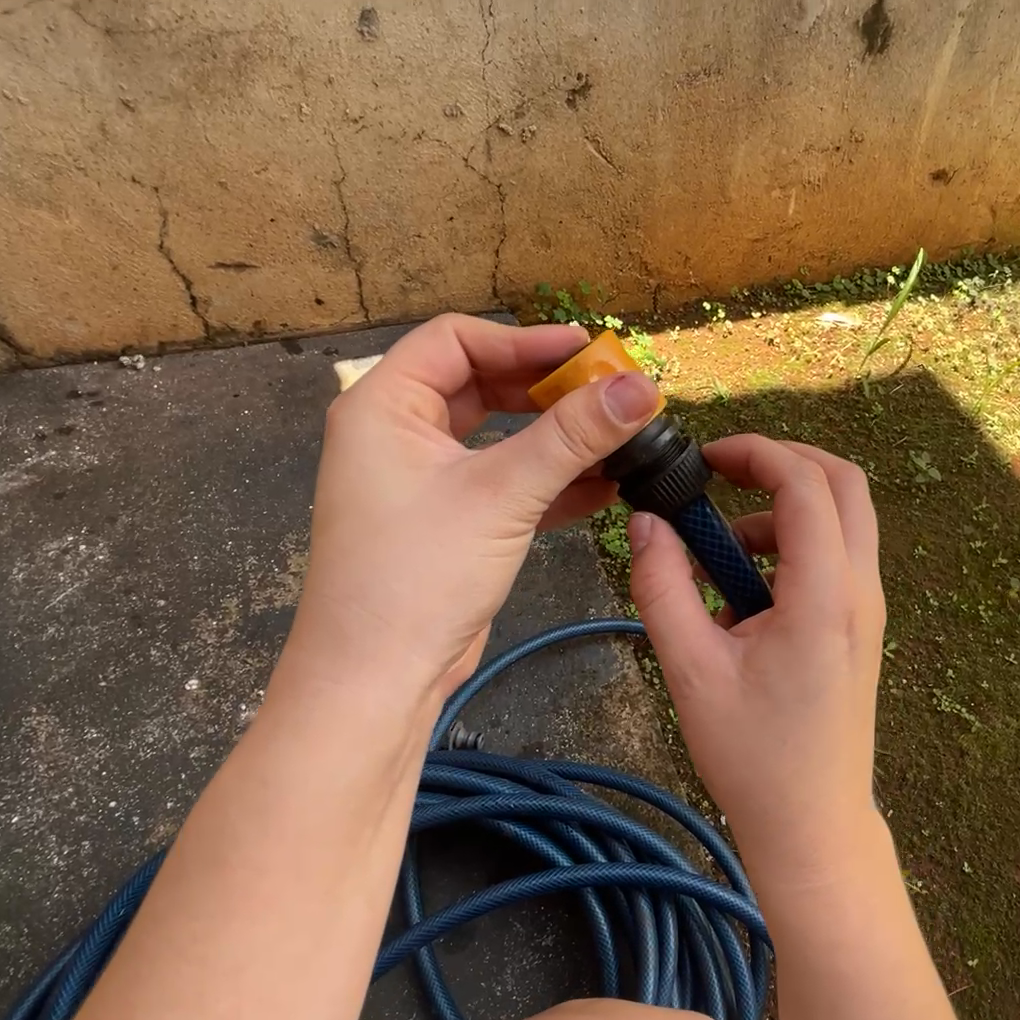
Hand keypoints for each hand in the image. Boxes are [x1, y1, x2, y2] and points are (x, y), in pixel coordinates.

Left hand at [289, 314, 660, 701]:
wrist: (378, 679)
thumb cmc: (419, 572)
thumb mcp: (502, 494)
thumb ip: (574, 436)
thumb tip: (642, 388)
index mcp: (384, 405)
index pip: (458, 341)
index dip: (526, 340)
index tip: (590, 352)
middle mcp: (400, 434)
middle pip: (485, 386)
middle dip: (549, 390)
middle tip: (611, 393)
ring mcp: (428, 481)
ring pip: (502, 438)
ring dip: (558, 438)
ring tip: (619, 438)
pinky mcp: (454, 522)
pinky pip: (508, 483)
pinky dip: (552, 482)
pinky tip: (606, 487)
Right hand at [626, 435, 885, 874]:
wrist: (813, 825)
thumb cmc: (752, 756)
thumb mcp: (691, 669)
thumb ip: (662, 586)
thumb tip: (647, 523)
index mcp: (825, 594)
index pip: (806, 484)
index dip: (757, 452)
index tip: (706, 458)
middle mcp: (860, 590)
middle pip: (845, 482)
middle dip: (785, 462)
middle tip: (725, 474)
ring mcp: (868, 608)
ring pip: (845, 517)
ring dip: (787, 508)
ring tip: (725, 551)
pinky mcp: (861, 625)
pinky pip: (838, 555)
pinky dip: (796, 543)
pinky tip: (748, 591)